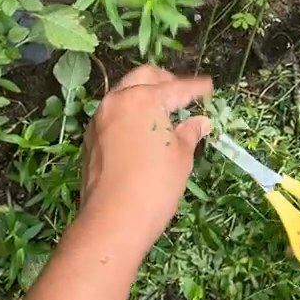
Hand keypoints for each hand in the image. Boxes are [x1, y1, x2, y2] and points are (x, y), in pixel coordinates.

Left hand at [75, 66, 212, 260]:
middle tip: (184, 96)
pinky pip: (115, 114)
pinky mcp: (91, 137)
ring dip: (145, 96)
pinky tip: (145, 131)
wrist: (113, 221)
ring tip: (165, 113)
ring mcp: (100, 118)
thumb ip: (190, 132)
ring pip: (125, 94)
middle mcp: (118, 101)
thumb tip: (199, 122)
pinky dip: (131, 114)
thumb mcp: (182, 156)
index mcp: (144, 99)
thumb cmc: (156, 185)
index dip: (197, 88)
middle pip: (145, 78)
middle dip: (166, 82)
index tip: (209, 88)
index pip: (177, 88)